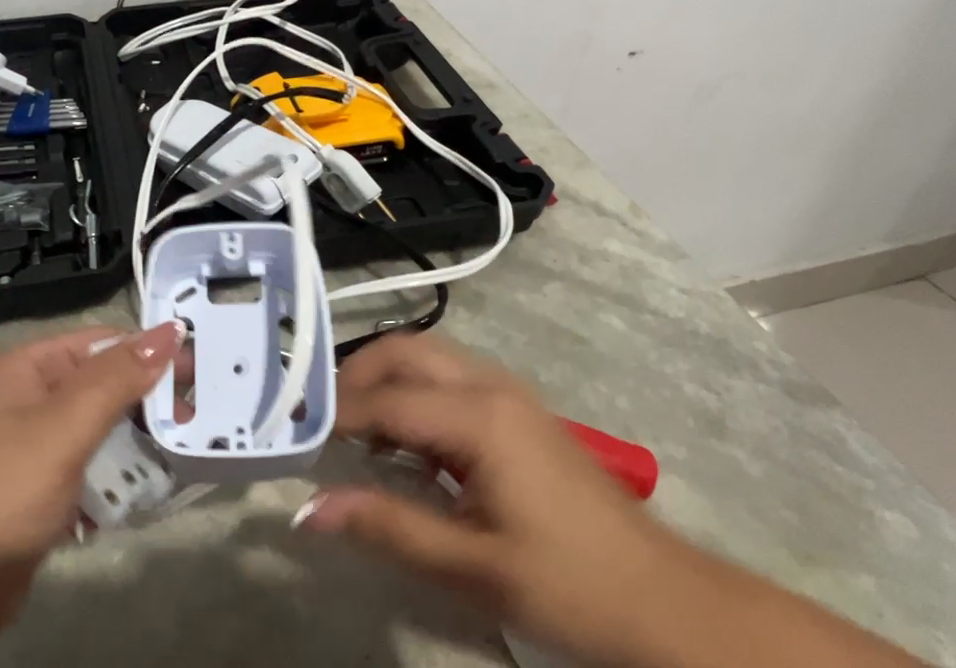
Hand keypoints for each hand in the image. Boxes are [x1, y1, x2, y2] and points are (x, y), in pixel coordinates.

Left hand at [0, 322, 184, 667]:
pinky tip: (139, 499)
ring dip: (137, 448)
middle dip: (149, 406)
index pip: (104, 343)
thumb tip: (168, 331)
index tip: (202, 374)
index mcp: (30, 369)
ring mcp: (35, 446)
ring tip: (177, 465)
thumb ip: (116, 379)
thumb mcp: (63, 427)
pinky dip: (115, 481)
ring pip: (103, 432)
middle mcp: (31, 399)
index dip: (152, 353)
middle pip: (106, 387)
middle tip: (198, 424)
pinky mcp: (41, 489)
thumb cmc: (1, 492)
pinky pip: (91, 471)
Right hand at [293, 333, 678, 661]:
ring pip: (430, 359)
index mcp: (479, 418)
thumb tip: (308, 509)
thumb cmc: (570, 586)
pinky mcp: (521, 415)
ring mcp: (512, 397)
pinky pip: (452, 381)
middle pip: (407, 352)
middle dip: (356, 376)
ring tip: (352, 433)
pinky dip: (413, 394)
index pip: (384, 400)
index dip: (332, 414)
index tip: (287, 429)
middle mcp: (493, 388)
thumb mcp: (471, 569)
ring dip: (385, 381)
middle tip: (317, 421)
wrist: (668, 603)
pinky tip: (403, 444)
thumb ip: (387, 527)